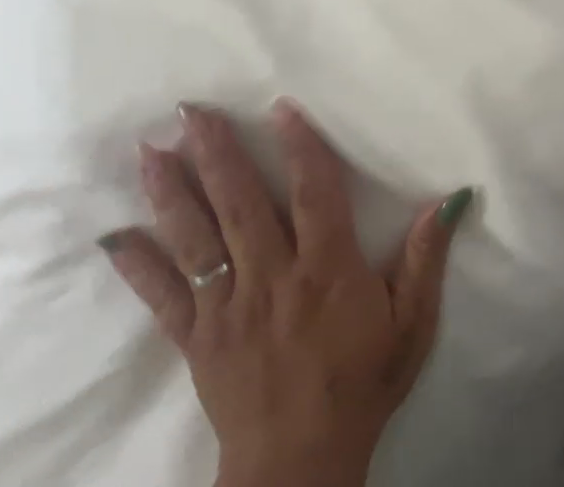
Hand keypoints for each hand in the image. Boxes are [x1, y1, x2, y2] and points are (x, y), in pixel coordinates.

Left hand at [98, 100, 472, 486]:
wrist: (302, 454)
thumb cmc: (367, 378)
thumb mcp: (414, 320)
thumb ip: (424, 259)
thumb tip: (447, 200)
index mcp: (329, 269)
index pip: (315, 194)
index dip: (301, 148)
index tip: (281, 110)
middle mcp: (273, 278)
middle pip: (242, 205)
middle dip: (217, 154)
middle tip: (190, 112)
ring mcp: (227, 307)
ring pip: (195, 239)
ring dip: (171, 192)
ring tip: (149, 150)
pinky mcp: (196, 338)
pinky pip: (162, 295)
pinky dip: (137, 264)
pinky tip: (116, 234)